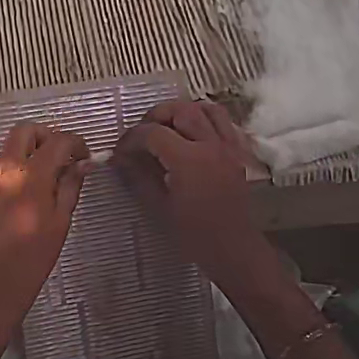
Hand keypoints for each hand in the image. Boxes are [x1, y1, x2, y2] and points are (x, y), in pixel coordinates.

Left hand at [0, 123, 91, 326]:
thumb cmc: (34, 255)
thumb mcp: (61, 220)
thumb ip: (70, 186)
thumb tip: (80, 166)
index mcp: (31, 176)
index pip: (57, 141)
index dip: (75, 143)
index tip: (83, 155)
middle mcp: (4, 171)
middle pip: (24, 131)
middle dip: (45, 136)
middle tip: (60, 156)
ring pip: (7, 151)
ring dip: (27, 156)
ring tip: (42, 180)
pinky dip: (12, 175)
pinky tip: (22, 198)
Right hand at [118, 100, 271, 281]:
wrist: (233, 248)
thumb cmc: (194, 234)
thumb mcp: (159, 207)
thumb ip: (138, 177)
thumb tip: (120, 159)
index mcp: (188, 160)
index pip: (153, 133)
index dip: (132, 139)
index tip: (120, 152)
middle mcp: (211, 145)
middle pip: (181, 110)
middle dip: (156, 117)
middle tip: (141, 135)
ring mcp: (229, 147)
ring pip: (206, 109)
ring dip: (182, 112)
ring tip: (167, 128)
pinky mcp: (239, 153)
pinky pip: (224, 122)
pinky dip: (205, 120)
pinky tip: (192, 135)